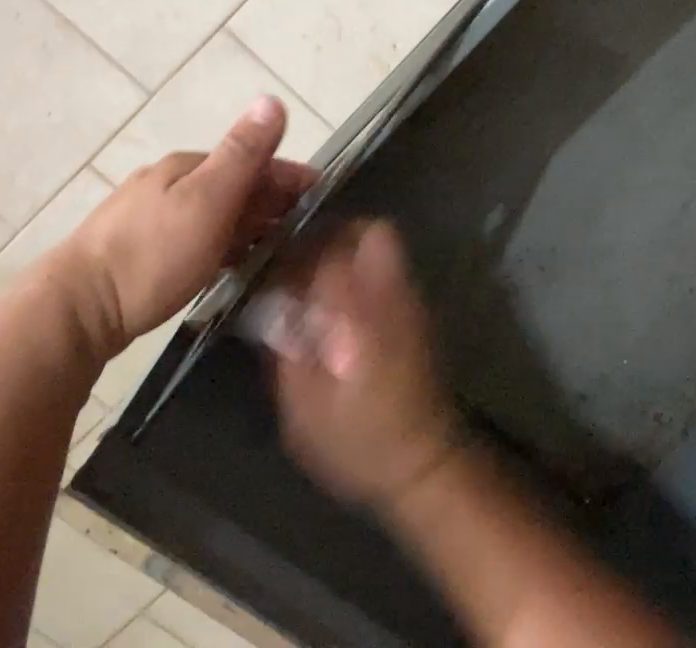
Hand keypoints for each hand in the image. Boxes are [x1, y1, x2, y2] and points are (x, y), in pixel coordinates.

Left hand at [62, 95, 316, 356]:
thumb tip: (272, 99)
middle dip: (275, 203)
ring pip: (218, 214)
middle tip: (313, 234)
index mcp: (186, 167)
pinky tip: (238, 266)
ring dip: (253, 226)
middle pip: (235, 186)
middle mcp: (169, 184)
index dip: (293, 178)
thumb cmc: (150, 255)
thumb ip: (242, 154)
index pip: (254, 161)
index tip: (327, 201)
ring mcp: (153, 218)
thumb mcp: (206, 200)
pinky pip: (201, 239)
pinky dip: (227, 246)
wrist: (77, 310)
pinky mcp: (144, 252)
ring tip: (285, 253)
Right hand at [272, 221, 461, 509]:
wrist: (426, 465)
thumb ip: (285, 351)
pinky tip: (337, 311)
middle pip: (366, 230)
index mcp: (360, 313)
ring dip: (344, 253)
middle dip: (326, 238)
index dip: (295, 251)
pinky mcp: (418, 314)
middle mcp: (392, 294)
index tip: (272, 271)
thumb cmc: (360, 445)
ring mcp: (411, 300)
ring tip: (312, 289)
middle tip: (294, 270)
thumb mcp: (304, 411)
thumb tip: (269, 308)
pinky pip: (387, 270)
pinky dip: (360, 274)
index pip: (329, 248)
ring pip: (381, 245)